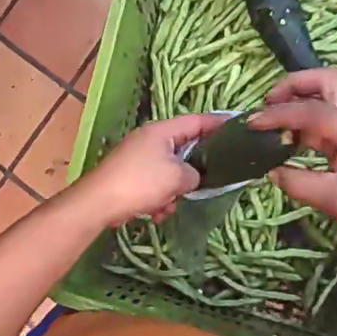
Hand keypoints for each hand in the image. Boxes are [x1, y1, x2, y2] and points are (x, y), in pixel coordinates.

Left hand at [68, 112, 228, 226]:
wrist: (99, 203)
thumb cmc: (141, 183)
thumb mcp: (177, 177)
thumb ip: (195, 174)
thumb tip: (193, 177)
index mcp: (162, 131)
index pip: (196, 121)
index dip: (218, 123)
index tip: (237, 127)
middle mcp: (149, 140)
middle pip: (183, 150)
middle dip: (192, 172)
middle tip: (205, 183)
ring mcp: (137, 158)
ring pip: (169, 173)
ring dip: (173, 192)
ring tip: (167, 206)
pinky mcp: (129, 177)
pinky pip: (154, 186)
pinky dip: (158, 200)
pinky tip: (154, 214)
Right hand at [251, 69, 336, 251]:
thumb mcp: (334, 201)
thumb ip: (298, 182)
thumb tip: (271, 171)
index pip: (311, 110)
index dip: (277, 115)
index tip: (251, 124)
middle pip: (329, 80)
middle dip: (296, 84)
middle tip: (269, 103)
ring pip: (335, 94)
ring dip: (305, 99)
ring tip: (279, 119)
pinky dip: (314, 117)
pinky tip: (298, 138)